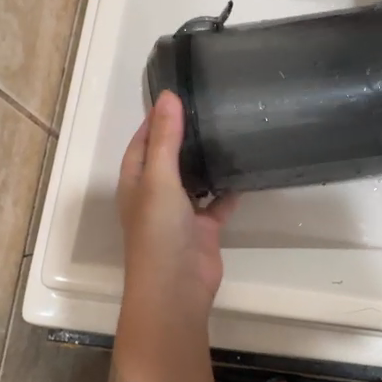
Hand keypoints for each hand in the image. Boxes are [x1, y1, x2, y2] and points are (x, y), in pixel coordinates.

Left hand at [117, 91, 238, 316]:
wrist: (176, 287)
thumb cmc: (158, 231)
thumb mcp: (159, 178)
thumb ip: (165, 138)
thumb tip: (169, 96)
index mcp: (136, 181)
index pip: (143, 141)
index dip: (157, 119)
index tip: (180, 94)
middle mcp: (155, 194)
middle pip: (169, 158)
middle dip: (185, 136)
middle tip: (212, 108)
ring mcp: (180, 212)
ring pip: (195, 179)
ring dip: (208, 161)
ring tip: (230, 131)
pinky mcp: (204, 228)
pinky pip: (218, 202)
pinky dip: (230, 189)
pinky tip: (246, 171)